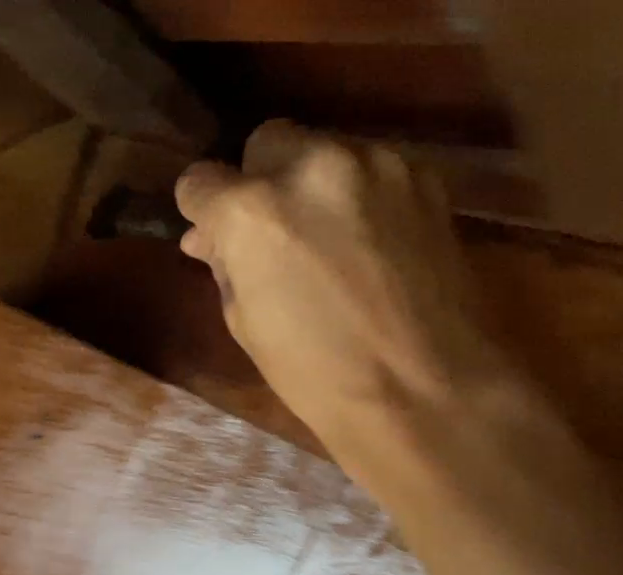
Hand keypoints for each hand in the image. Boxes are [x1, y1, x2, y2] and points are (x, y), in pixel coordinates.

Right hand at [174, 121, 504, 442]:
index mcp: (252, 210)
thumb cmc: (312, 369)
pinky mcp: (422, 174)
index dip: (201, 209)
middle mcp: (311, 166)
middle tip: (269, 231)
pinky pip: (369, 167)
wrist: (421, 384)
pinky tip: (366, 241)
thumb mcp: (244, 320)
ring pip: (322, 148)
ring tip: (323, 239)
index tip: (212, 235)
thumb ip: (225, 263)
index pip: (200, 180)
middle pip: (266, 142)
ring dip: (309, 183)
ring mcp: (375, 162)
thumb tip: (208, 237)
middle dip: (258, 179)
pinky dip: (355, 193)